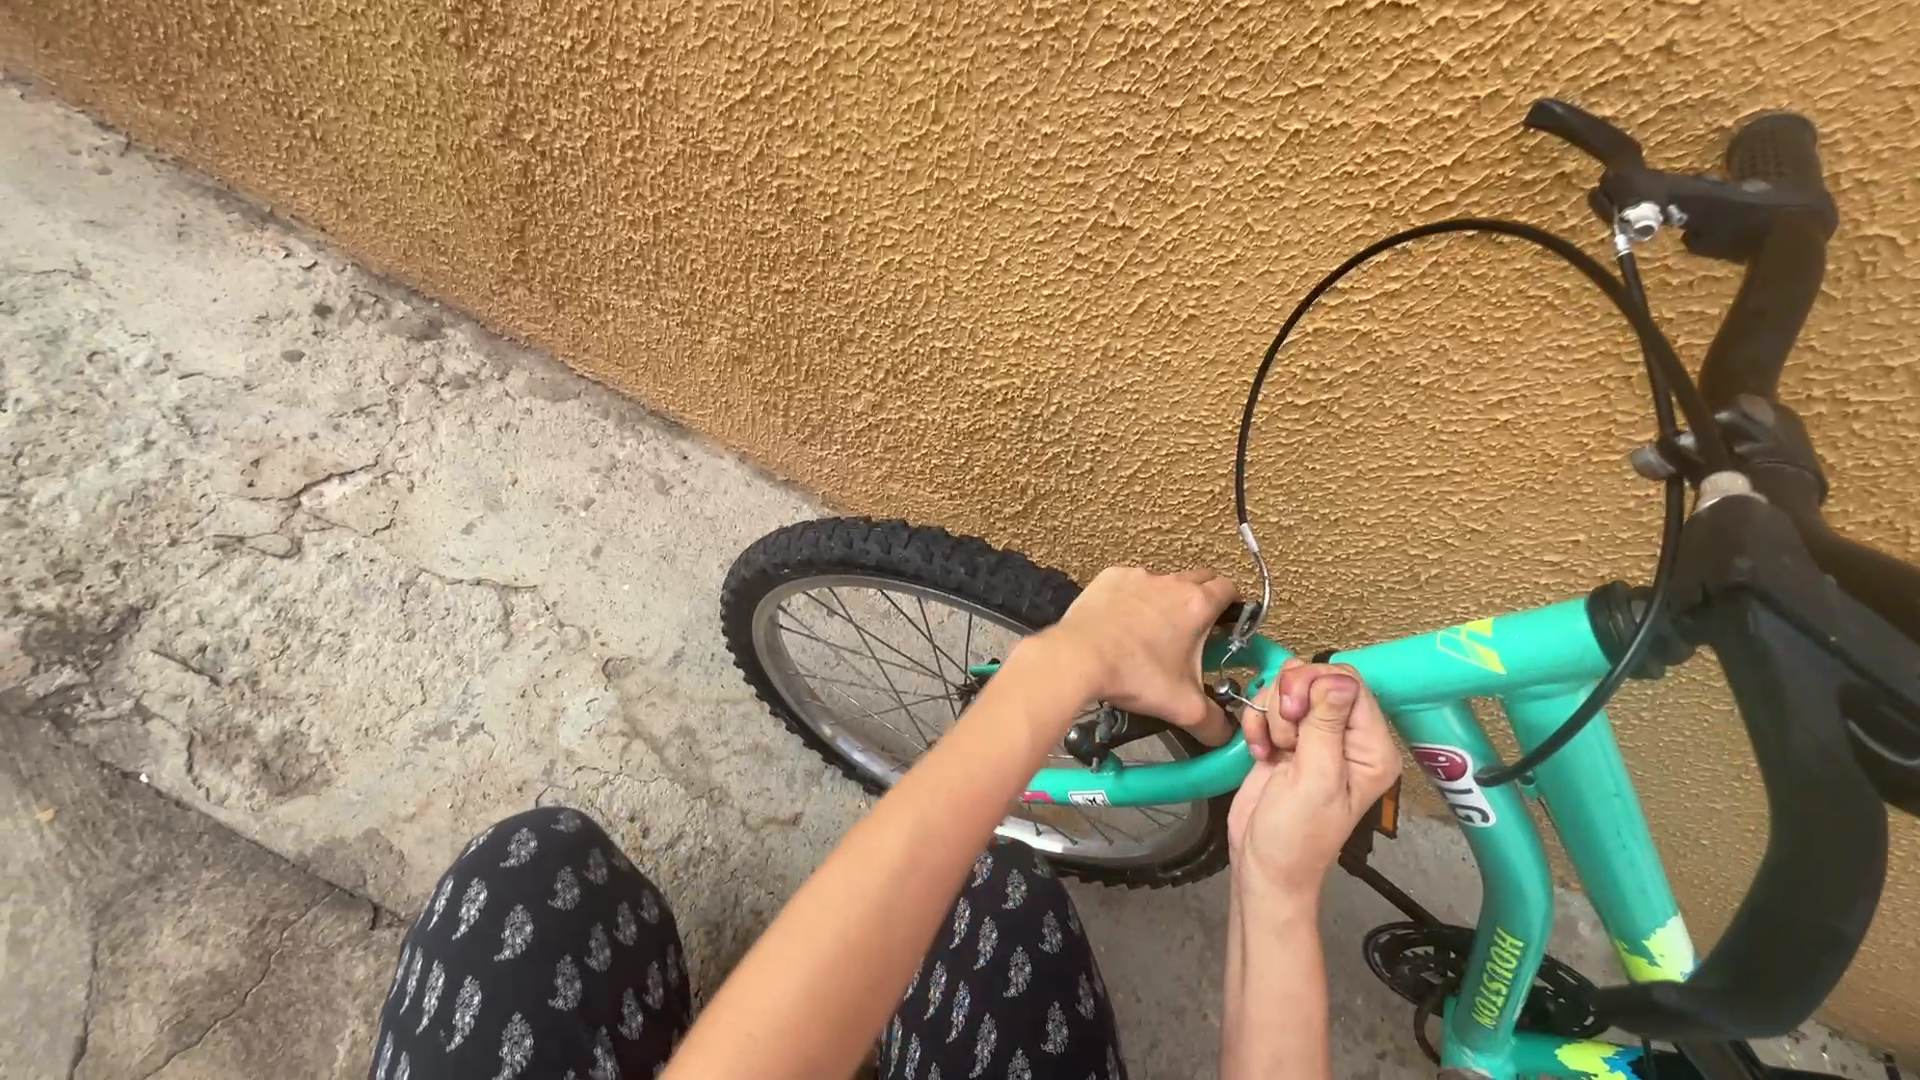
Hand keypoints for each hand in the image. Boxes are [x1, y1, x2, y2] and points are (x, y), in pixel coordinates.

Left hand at [1031, 566, 1238, 745]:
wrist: (1078, 657)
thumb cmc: (1134, 676)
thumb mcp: (1183, 707)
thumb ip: (1213, 723)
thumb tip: (1224, 735)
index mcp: (1197, 605)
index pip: (1228, 590)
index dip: (1232, 605)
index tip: (1227, 623)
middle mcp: (1170, 582)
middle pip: (1199, 579)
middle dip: (1202, 599)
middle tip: (1194, 629)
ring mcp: (1137, 577)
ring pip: (1163, 582)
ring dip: (1165, 599)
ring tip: (1152, 631)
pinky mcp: (1109, 579)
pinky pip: (1129, 584)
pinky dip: (1131, 598)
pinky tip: (1121, 623)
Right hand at [1228, 661, 1400, 898]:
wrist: (1261, 863)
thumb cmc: (1295, 835)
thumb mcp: (1314, 780)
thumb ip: (1326, 726)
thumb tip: (1338, 678)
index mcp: (1371, 748)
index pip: (1349, 685)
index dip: (1315, 687)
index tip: (1293, 712)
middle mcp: (1348, 738)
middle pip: (1315, 680)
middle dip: (1288, 699)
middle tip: (1282, 735)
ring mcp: (1315, 737)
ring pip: (1288, 689)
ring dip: (1270, 713)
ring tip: (1272, 748)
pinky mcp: (1286, 739)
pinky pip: (1269, 706)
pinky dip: (1257, 722)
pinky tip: (1259, 751)